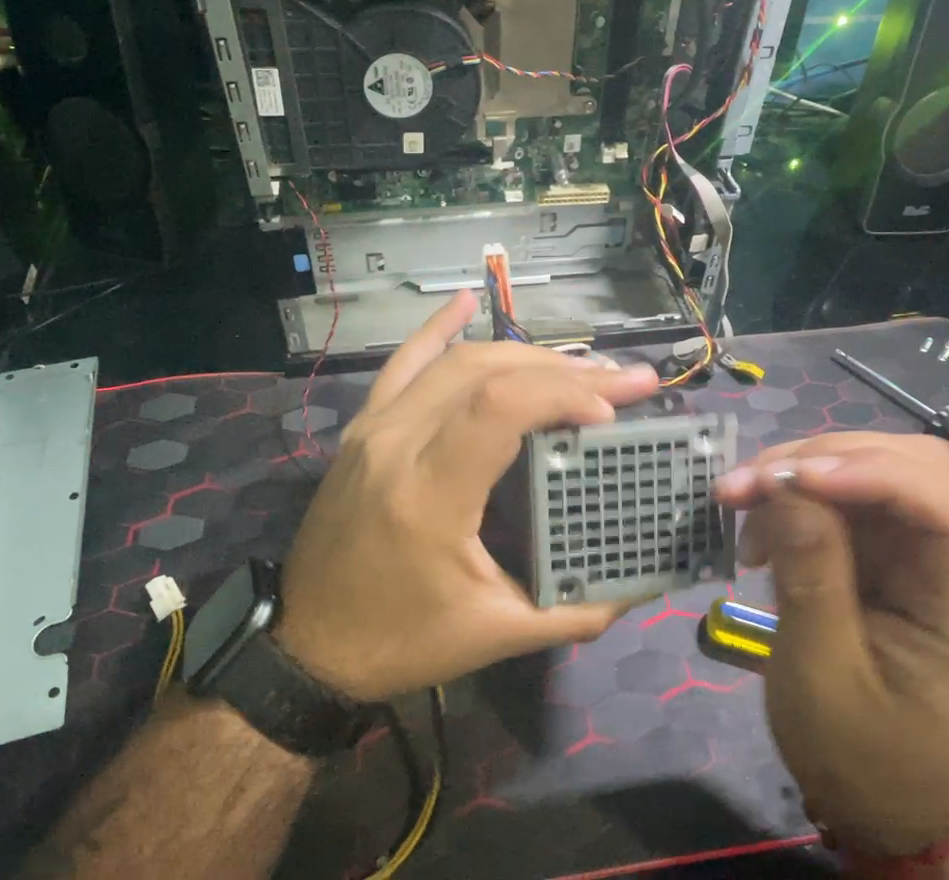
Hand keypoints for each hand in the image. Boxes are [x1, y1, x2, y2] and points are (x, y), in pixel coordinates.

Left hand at [274, 291, 662, 701]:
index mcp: (428, 495)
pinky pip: (401, 363)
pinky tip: (465, 302)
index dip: (564, 394)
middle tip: (622, 382)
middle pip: (484, 372)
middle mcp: (395, 444)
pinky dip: (437, 329)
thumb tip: (640, 586)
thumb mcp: (494, 635)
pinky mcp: (362, 430)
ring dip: (521, 356)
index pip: (499, 408)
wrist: (308, 646)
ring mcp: (372, 430)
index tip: (616, 410)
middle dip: (562, 370)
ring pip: (452, 361)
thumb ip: (574, 611)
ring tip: (579, 369)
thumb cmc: (401, 641)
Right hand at [715, 433, 948, 856]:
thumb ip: (810, 576)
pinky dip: (802, 498)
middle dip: (830, 460)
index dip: (879, 475)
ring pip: (884, 474)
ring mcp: (929, 560)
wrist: (881, 804)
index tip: (797, 476)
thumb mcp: (820, 675)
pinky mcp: (895, 558)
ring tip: (742, 496)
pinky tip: (761, 523)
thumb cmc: (857, 756)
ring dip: (808, 471)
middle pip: (921, 473)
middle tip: (750, 480)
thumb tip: (787, 486)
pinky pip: (855, 502)